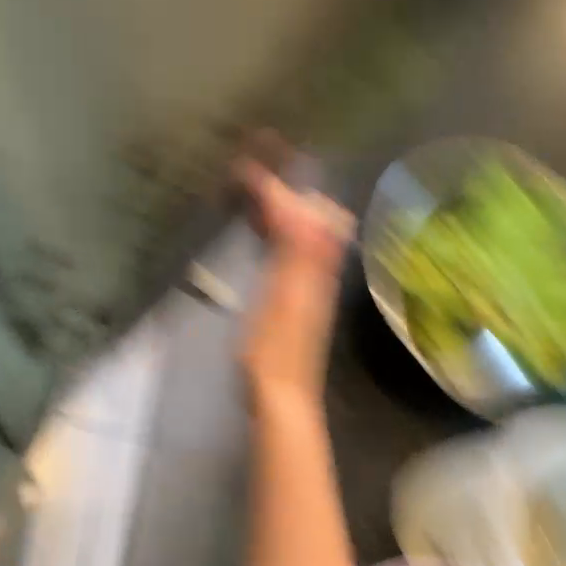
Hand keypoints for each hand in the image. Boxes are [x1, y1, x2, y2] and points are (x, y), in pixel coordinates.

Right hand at [235, 158, 352, 402]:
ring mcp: (308, 285)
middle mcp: (316, 271)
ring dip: (283, 209)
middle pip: (312, 217)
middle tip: (255, 173)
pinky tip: (260, 235)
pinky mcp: (296, 299)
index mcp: (311, 268)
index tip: (248, 167)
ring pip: (304, 234)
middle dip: (288, 189)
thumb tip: (299, 205)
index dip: (276, 187)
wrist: (282, 398)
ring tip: (254, 195)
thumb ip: (293, 254)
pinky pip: (293, 251)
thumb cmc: (272, 354)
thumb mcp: (281, 302)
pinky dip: (277, 233)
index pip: (300, 212)